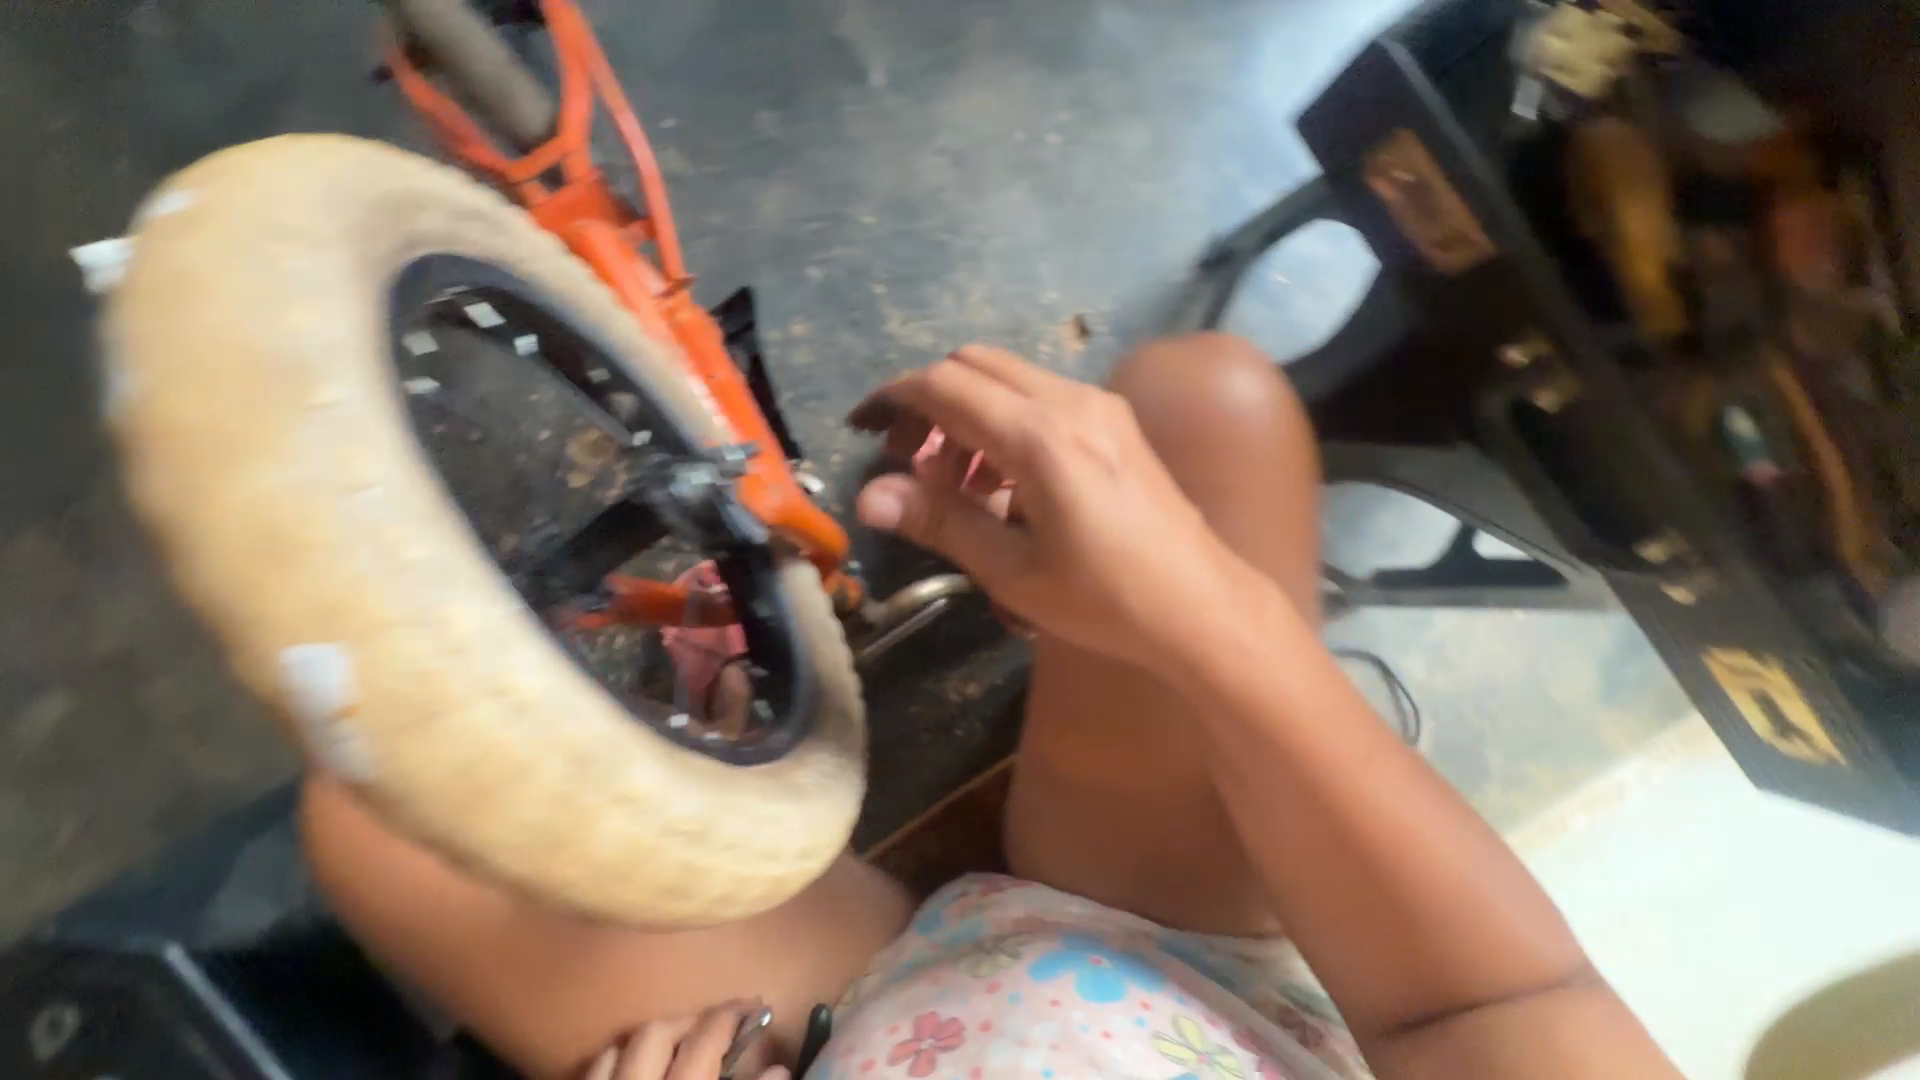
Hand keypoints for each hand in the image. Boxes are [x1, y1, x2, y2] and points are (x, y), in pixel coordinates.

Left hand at [584, 1001, 786, 1079]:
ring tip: (671, 1047)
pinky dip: (609, 1067)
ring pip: (612, 1052)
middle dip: (688, 1022)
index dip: (732, 1016)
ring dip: (644, 1042)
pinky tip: (627, 1075)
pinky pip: (587, 1076)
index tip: (754, 1008)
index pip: (705, 1039)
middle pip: (655, 1034)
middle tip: (716, 1027)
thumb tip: (778, 1067)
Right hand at [849, 345, 1268, 668]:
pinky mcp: (1116, 421)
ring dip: (968, 413)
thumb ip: (941, 522)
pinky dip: (1005, 421)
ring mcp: (1100, 406)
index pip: (946, 387)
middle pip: (975, 365)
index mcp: (1042, 438)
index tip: (864, 428)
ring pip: (1009, 378)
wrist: (1202, 608)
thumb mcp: (1013, 571)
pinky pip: (1042, 396)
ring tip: (958, 485)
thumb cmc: (1105, 600)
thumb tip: (869, 497)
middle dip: (929, 402)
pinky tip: (1005, 482)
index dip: (895, 399)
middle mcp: (1072, 402)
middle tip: (908, 461)